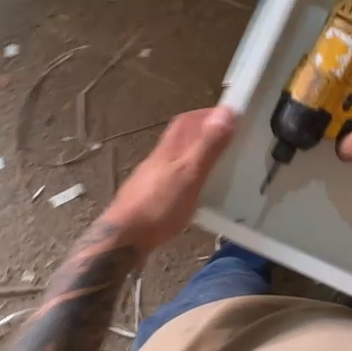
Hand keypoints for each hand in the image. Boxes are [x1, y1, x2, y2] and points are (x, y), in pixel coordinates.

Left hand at [101, 105, 238, 249]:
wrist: (125, 238)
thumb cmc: (159, 206)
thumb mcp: (190, 174)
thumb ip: (208, 145)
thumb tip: (226, 112)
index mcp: (169, 150)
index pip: (186, 122)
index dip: (205, 114)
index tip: (226, 115)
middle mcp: (159, 160)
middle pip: (180, 138)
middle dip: (202, 133)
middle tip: (225, 137)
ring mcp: (153, 180)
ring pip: (176, 159)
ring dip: (195, 154)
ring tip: (216, 162)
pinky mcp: (151, 198)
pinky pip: (174, 179)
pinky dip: (189, 176)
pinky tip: (197, 189)